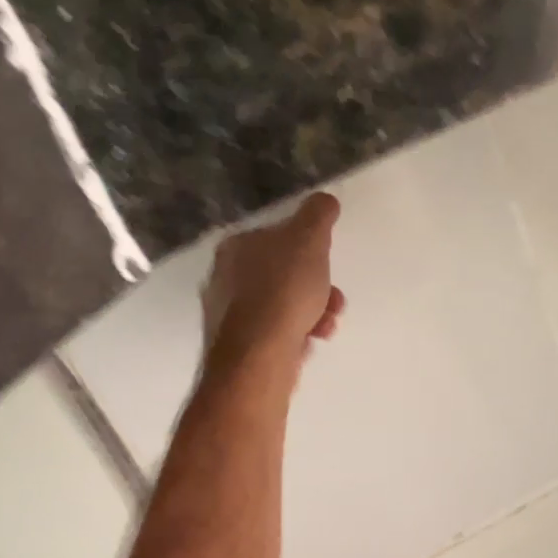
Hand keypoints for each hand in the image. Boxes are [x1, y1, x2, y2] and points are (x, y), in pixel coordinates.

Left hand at [201, 193, 346, 375]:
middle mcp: (224, 279)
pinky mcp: (236, 349)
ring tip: (327, 325)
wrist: (259, 356)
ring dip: (313, 312)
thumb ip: (318, 213)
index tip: (327, 261)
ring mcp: (227, 317)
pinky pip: (275, 335)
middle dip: (315, 286)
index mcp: (235, 247)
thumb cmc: (283, 289)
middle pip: (282, 274)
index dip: (307, 247)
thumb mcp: (309, 238)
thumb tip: (324, 201)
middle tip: (334, 299)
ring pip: (281, 306)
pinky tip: (309, 342)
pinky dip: (296, 335)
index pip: (275, 236)